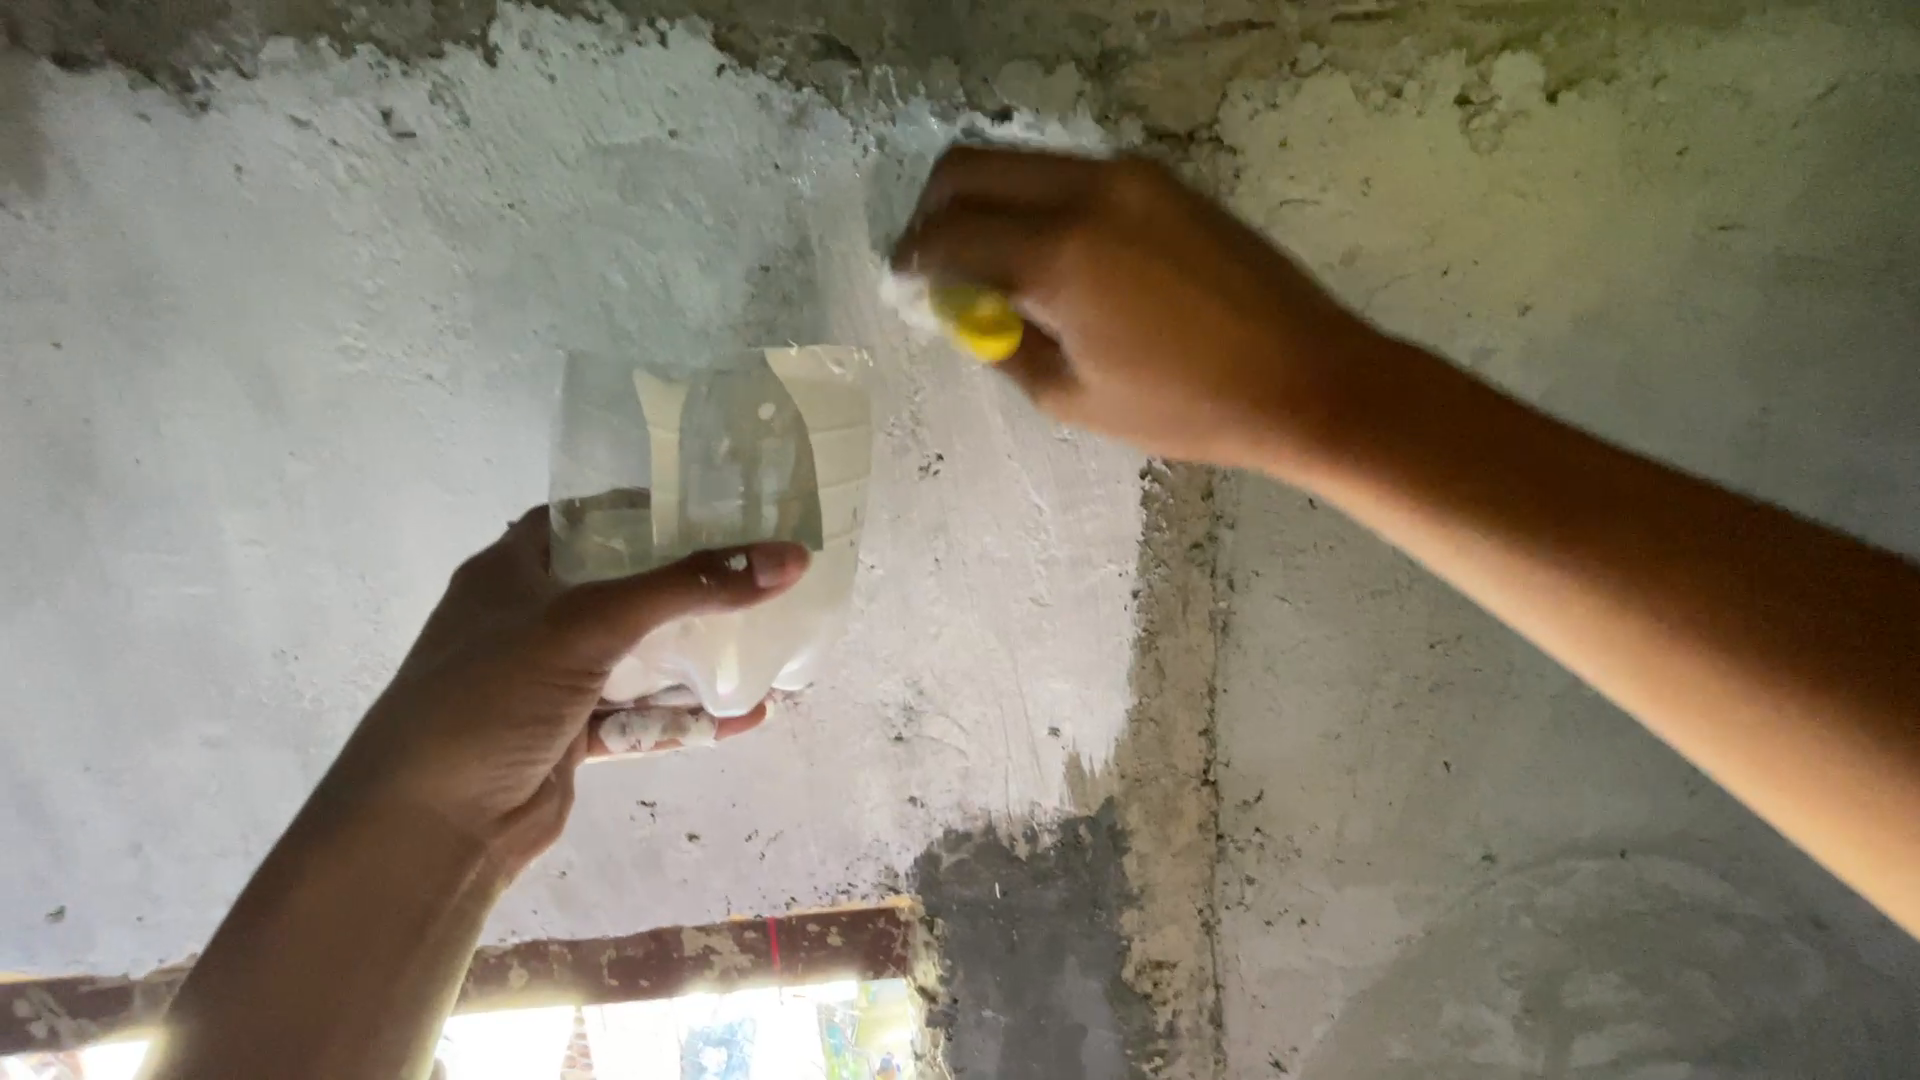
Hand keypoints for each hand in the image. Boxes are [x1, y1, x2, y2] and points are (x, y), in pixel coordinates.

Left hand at [320, 508, 807, 875]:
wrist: (425, 836)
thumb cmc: (491, 699)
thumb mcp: (588, 624)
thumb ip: (688, 587)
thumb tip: (789, 557)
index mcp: (512, 572)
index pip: (588, 521)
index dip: (645, 511)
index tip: (713, 509)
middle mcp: (531, 620)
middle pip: (624, 589)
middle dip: (690, 589)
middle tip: (756, 575)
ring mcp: (552, 682)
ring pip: (639, 658)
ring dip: (698, 659)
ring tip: (767, 647)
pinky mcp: (572, 736)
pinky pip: (641, 716)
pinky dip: (688, 717)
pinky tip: (747, 715)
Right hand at [893, 146, 1386, 470]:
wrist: (1302, 377)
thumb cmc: (1183, 407)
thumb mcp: (1070, 396)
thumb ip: (1002, 341)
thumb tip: (966, 307)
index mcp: (1059, 254)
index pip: (950, 230)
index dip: (913, 257)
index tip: (903, 280)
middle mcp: (1087, 190)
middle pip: (971, 165)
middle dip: (933, 210)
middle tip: (931, 262)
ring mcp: (1129, 174)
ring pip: (1020, 162)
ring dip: (985, 203)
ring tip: (987, 266)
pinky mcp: (1160, 179)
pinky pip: (1068, 174)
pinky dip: (1034, 204)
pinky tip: (1045, 256)